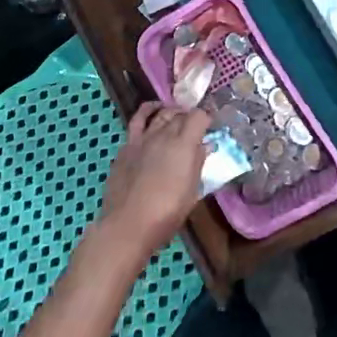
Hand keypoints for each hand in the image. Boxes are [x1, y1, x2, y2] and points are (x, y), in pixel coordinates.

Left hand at [98, 102, 210, 254]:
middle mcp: (164, 134)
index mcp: (184, 144)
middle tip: (195, 128)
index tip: (210, 129)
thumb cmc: (166, 214)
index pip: (199, 116)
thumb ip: (198, 164)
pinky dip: (147, 111)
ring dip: (171, 112)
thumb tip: (204, 146)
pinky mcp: (127, 145)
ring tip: (177, 115)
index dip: (206, 119)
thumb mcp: (191, 193)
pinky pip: (138, 120)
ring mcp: (143, 138)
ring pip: (161, 114)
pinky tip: (152, 110)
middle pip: (180, 115)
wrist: (127, 226)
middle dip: (190, 118)